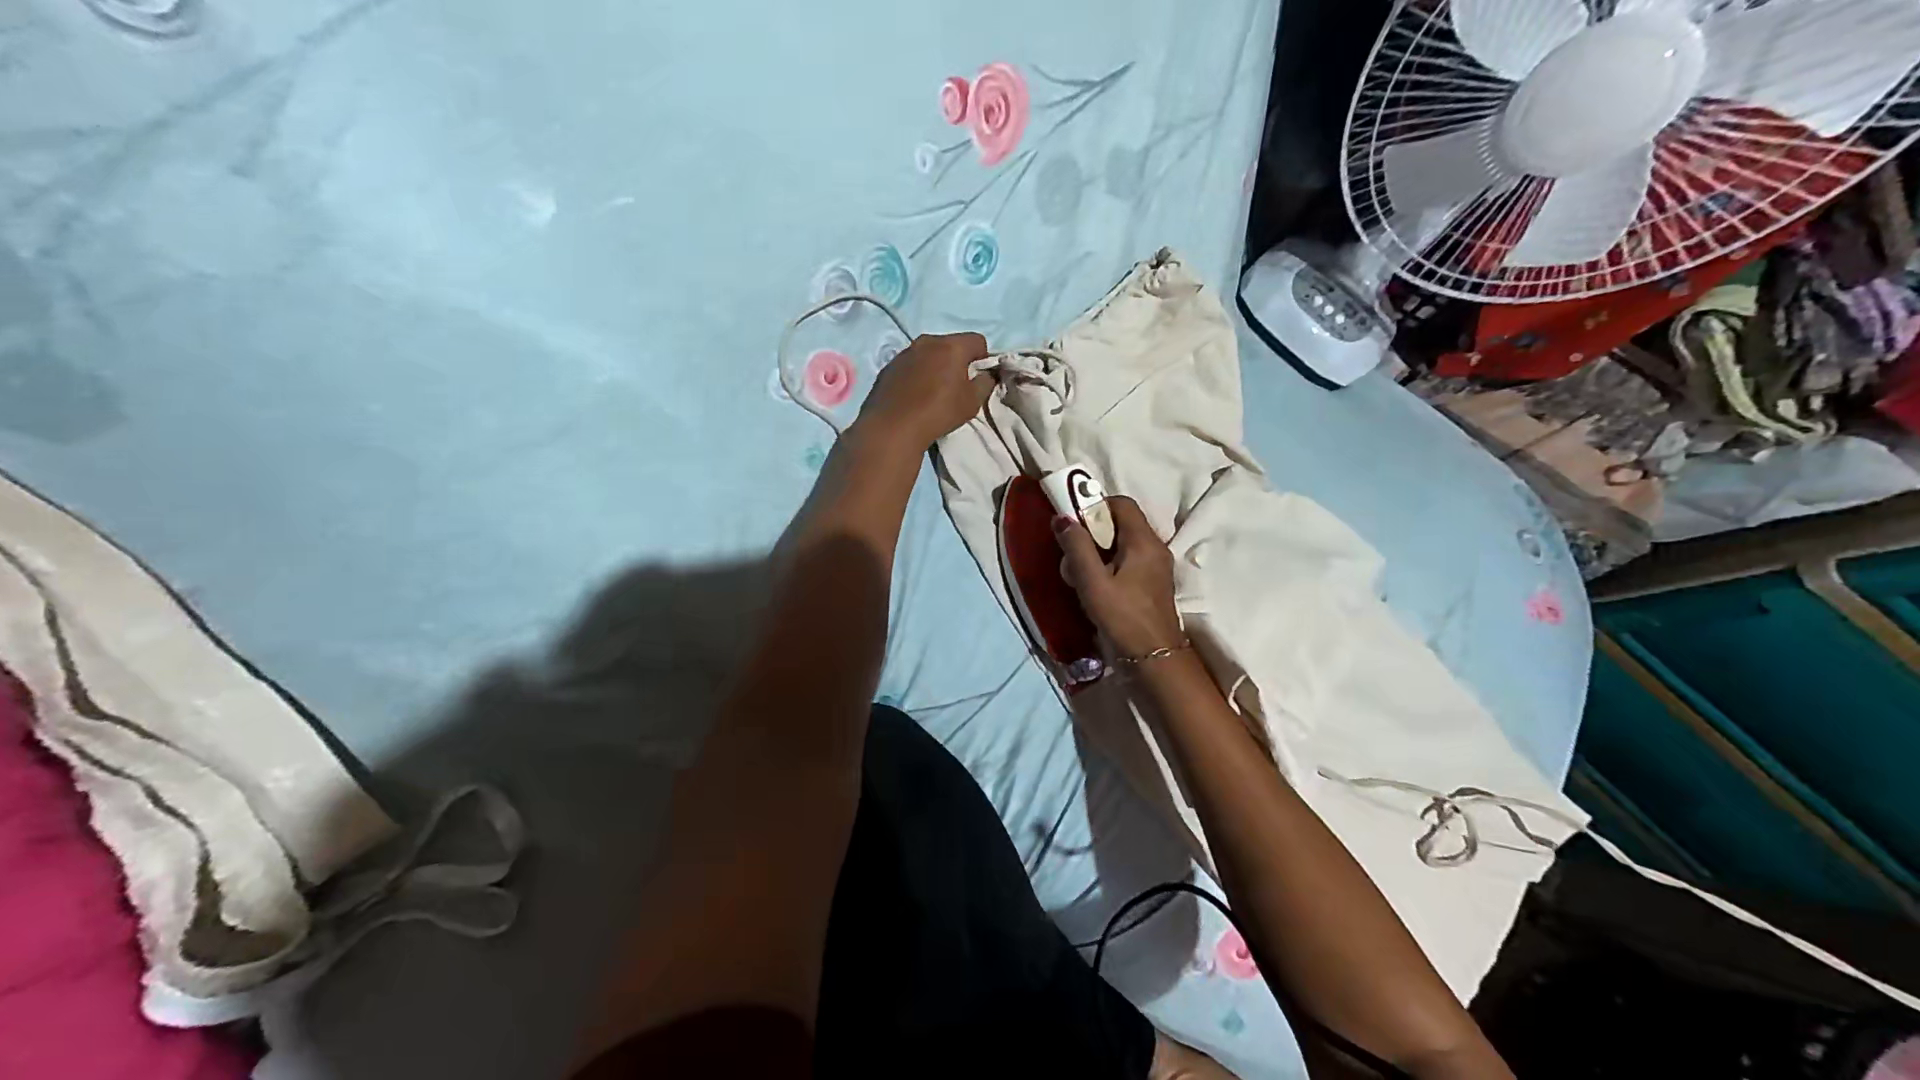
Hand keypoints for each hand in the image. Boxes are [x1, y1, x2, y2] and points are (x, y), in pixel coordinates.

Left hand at [854, 332, 993, 450]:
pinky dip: (916, 374)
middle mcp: (927, 341)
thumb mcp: (972, 402)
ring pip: (929, 353)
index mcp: (951, 345)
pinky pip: (910, 365)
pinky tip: (913, 395)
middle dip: (957, 361)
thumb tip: (986, 374)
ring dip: (935, 366)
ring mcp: (905, 352)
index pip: (978, 340)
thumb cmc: (938, 412)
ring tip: (932, 392)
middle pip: (951, 344)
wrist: (892, 427)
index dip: (982, 359)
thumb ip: (985, 383)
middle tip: (956, 386)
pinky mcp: (889, 366)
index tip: (977, 379)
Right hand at [1054, 496, 1184, 658]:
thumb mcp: (1092, 582)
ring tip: (1081, 574)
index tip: (1074, 524)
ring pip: (1123, 543)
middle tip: (1073, 554)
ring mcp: (1157, 565)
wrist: (1155, 657)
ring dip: (1098, 551)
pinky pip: (1129, 560)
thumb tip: (1062, 518)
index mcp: (1144, 541)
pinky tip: (1096, 587)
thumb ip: (1076, 547)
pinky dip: (1109, 565)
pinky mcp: (1153, 582)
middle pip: (1121, 522)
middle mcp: (1155, 547)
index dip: (1095, 505)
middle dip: (1093, 532)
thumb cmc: (1122, 618)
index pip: (1121, 503)